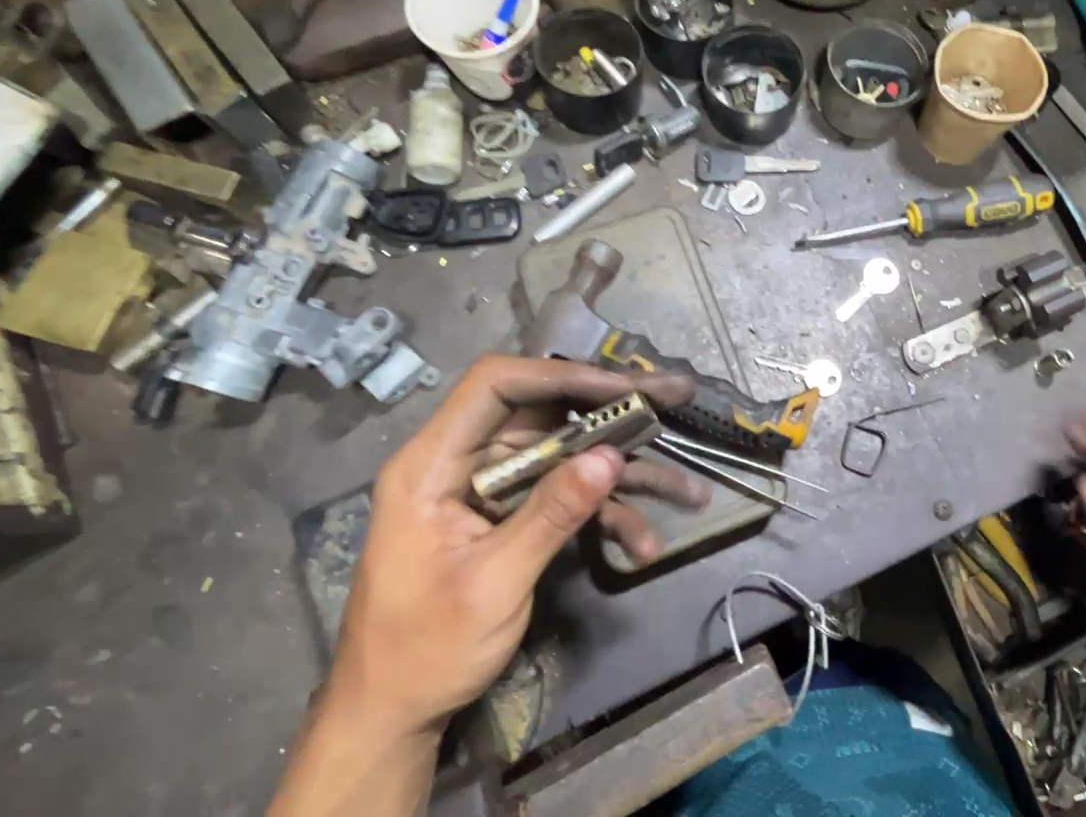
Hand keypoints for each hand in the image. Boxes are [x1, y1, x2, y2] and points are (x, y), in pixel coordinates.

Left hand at [324, 355, 702, 739]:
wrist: (392, 711)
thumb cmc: (424, 648)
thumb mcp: (492, 584)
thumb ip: (550, 515)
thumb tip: (610, 457)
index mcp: (434, 463)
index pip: (496, 386)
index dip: (561, 375)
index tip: (622, 387)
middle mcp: (465, 462)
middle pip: (546, 413)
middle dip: (615, 411)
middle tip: (677, 397)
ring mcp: (492, 489)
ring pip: (568, 457)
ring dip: (627, 475)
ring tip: (693, 491)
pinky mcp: (512, 516)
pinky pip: (566, 499)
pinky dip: (607, 517)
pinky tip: (645, 546)